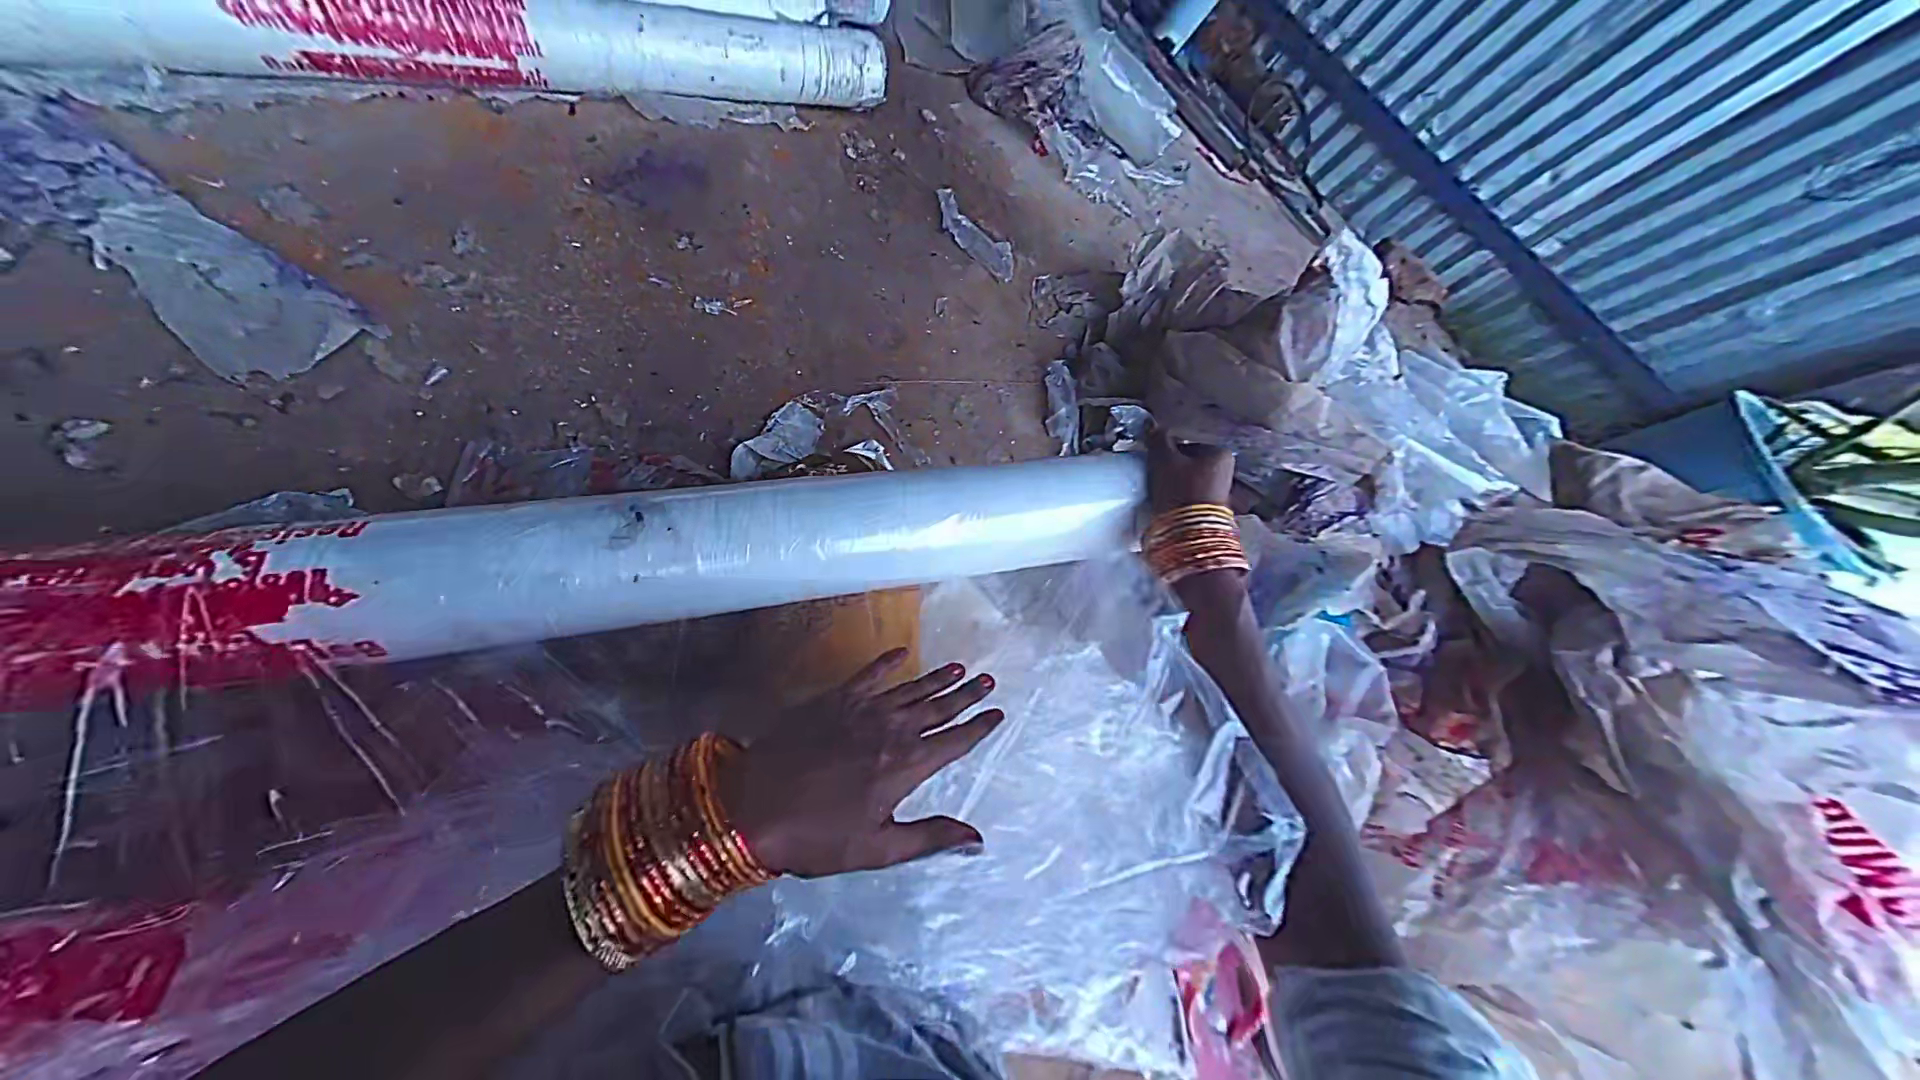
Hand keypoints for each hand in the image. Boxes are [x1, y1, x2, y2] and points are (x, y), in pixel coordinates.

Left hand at [719, 649, 1003, 877]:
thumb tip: (978, 838)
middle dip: (966, 694)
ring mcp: (863, 709)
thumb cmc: (816, 835)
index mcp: (906, 766)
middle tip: (988, 679)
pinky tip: (901, 652)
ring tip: (958, 667)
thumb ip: (930, 837)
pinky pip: (869, 674)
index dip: (979, 727)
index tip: (999, 713)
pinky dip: (886, 662)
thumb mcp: (877, 848)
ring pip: (910, 688)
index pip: (954, 741)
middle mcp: (892, 730)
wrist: (752, 805)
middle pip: (938, 707)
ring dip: (936, 678)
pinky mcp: (835, 699)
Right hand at [1149, 431, 1247, 608]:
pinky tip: (1166, 505)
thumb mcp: (1164, 460)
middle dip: (1170, 470)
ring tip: (1158, 493)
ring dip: (1172, 485)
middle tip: (1153, 479)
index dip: (1165, 453)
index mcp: (1220, 453)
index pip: (1185, 444)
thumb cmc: (1179, 491)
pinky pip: (1189, 497)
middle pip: (1187, 463)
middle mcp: (1226, 470)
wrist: (1189, 534)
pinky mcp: (1211, 510)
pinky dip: (1178, 499)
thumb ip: (1157, 440)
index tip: (1153, 465)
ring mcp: (1220, 492)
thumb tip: (1152, 426)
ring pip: (1187, 481)